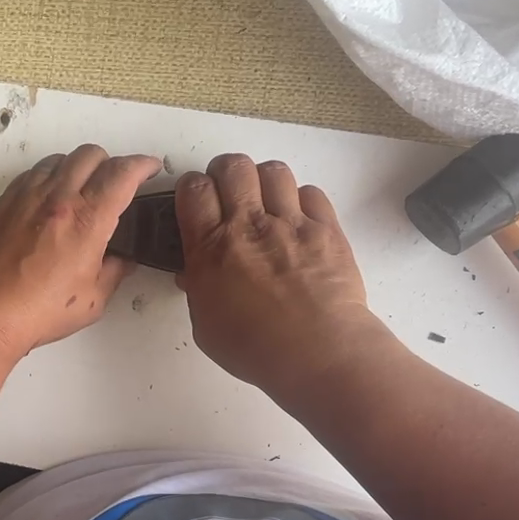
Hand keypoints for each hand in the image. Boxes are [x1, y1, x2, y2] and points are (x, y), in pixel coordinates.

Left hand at [0, 145, 160, 358]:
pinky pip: (31, 174)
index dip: (143, 164)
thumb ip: (113, 273)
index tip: (150, 168)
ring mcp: (26, 198)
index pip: (122, 173)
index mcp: (86, 220)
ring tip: (83, 187)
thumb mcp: (92, 299)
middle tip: (117, 181)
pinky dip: (48, 176)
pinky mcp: (3, 204)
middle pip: (91, 154)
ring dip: (78, 166)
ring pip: (60, 158)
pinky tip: (50, 196)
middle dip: (112, 163)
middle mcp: (56, 199)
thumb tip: (121, 261)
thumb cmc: (33, 311)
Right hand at [176, 154, 381, 397]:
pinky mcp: (327, 230)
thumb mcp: (205, 325)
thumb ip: (198, 291)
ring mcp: (291, 223)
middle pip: (232, 166)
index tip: (195, 200)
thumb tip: (194, 275)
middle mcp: (249, 225)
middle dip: (225, 172)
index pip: (193, 189)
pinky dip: (302, 200)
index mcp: (211, 248)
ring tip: (265, 202)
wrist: (318, 353)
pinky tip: (298, 220)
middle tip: (227, 192)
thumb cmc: (255, 347)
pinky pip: (312, 193)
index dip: (191, 187)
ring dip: (264, 181)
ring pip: (273, 171)